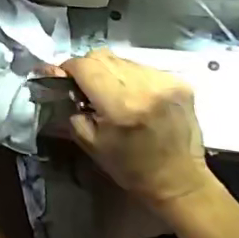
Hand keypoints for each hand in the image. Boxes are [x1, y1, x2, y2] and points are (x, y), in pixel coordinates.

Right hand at [60, 49, 214, 210]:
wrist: (179, 181)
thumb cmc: (130, 168)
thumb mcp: (90, 142)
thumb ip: (71, 108)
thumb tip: (58, 80)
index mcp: (120, 105)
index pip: (85, 66)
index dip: (69, 69)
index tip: (65, 80)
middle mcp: (144, 86)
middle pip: (102, 56)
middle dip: (88, 68)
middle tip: (87, 88)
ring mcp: (165, 82)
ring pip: (123, 59)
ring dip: (112, 72)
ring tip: (115, 94)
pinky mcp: (180, 82)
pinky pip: (144, 67)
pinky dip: (134, 77)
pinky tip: (137, 98)